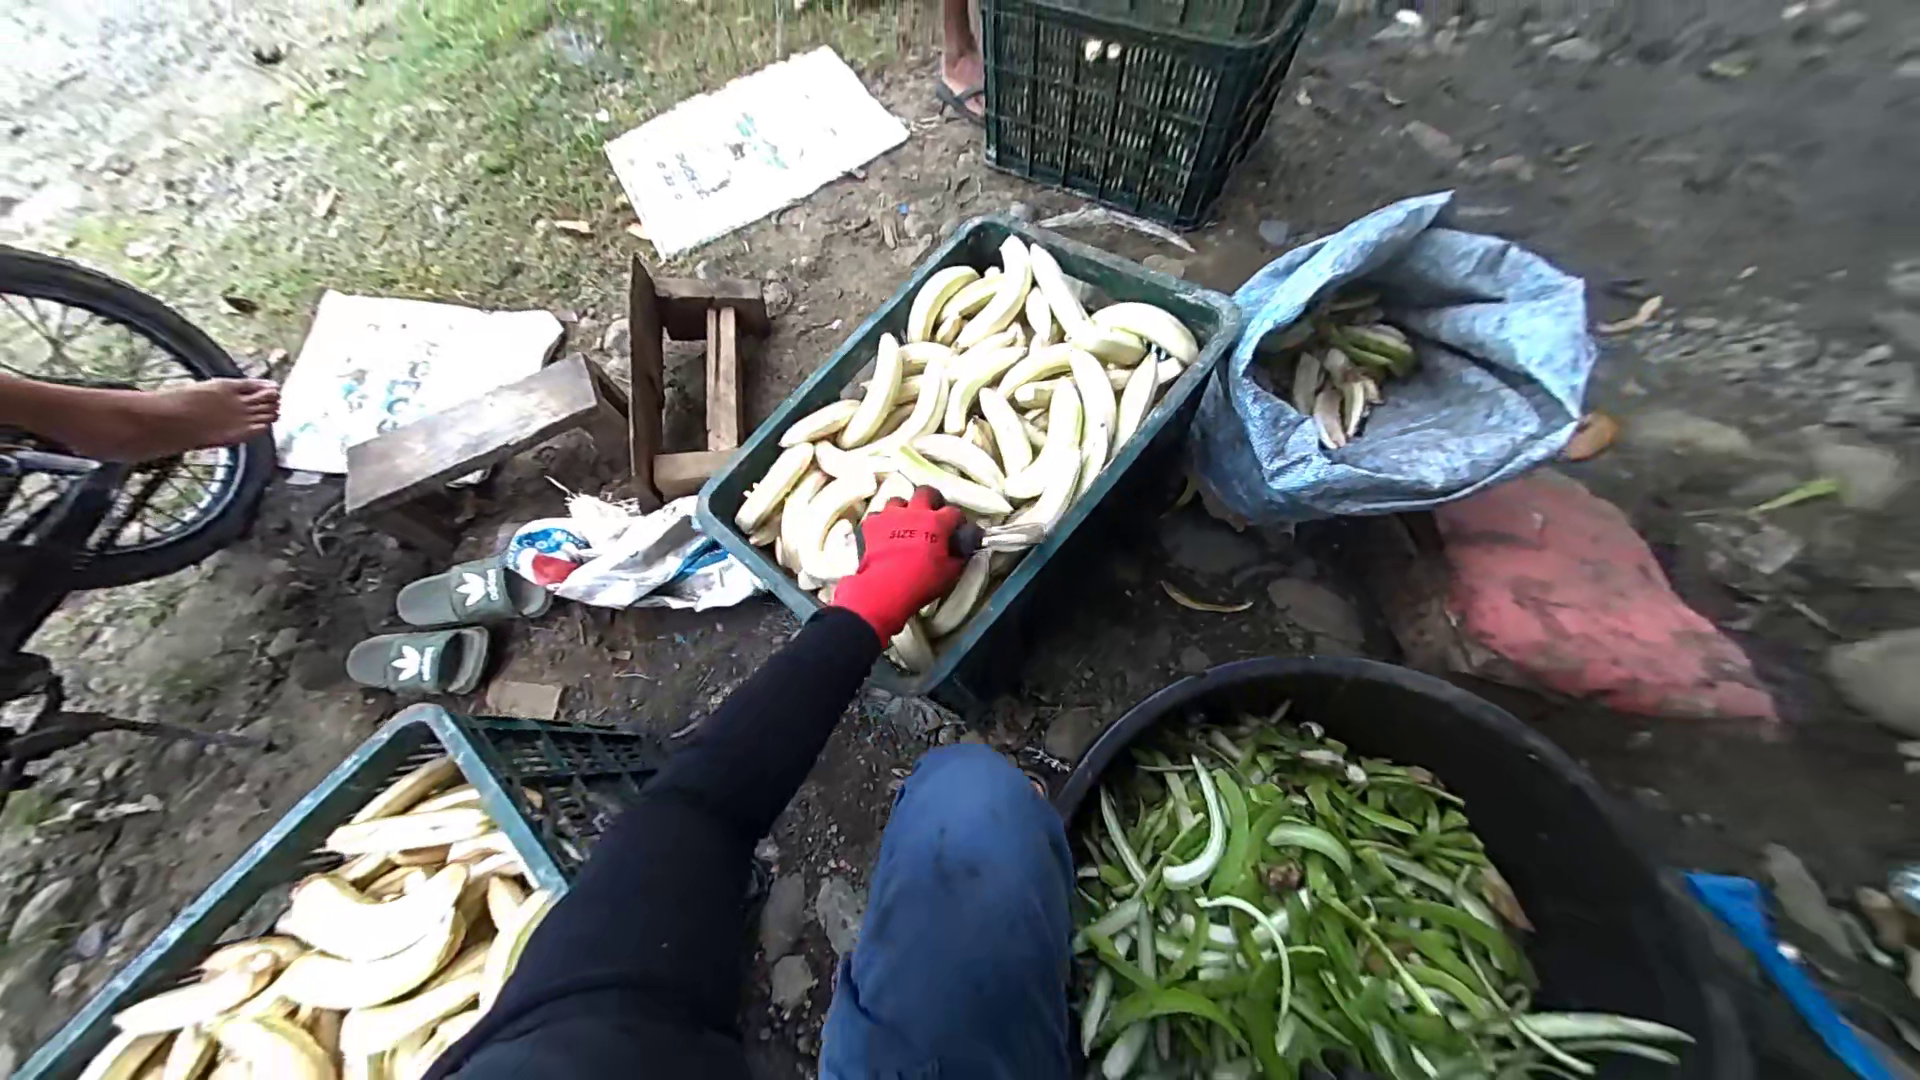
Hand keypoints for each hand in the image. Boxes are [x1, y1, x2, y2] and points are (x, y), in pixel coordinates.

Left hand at [830, 486, 967, 641]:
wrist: (887, 586)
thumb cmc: (924, 580)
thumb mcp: (950, 573)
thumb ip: (957, 558)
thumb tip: (960, 553)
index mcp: (938, 522)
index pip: (954, 512)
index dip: (958, 519)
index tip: (958, 528)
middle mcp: (915, 512)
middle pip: (926, 492)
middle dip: (930, 500)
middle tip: (931, 513)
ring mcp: (891, 515)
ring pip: (898, 501)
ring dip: (902, 510)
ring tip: (903, 523)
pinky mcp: (872, 525)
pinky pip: (877, 517)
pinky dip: (881, 524)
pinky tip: (882, 534)